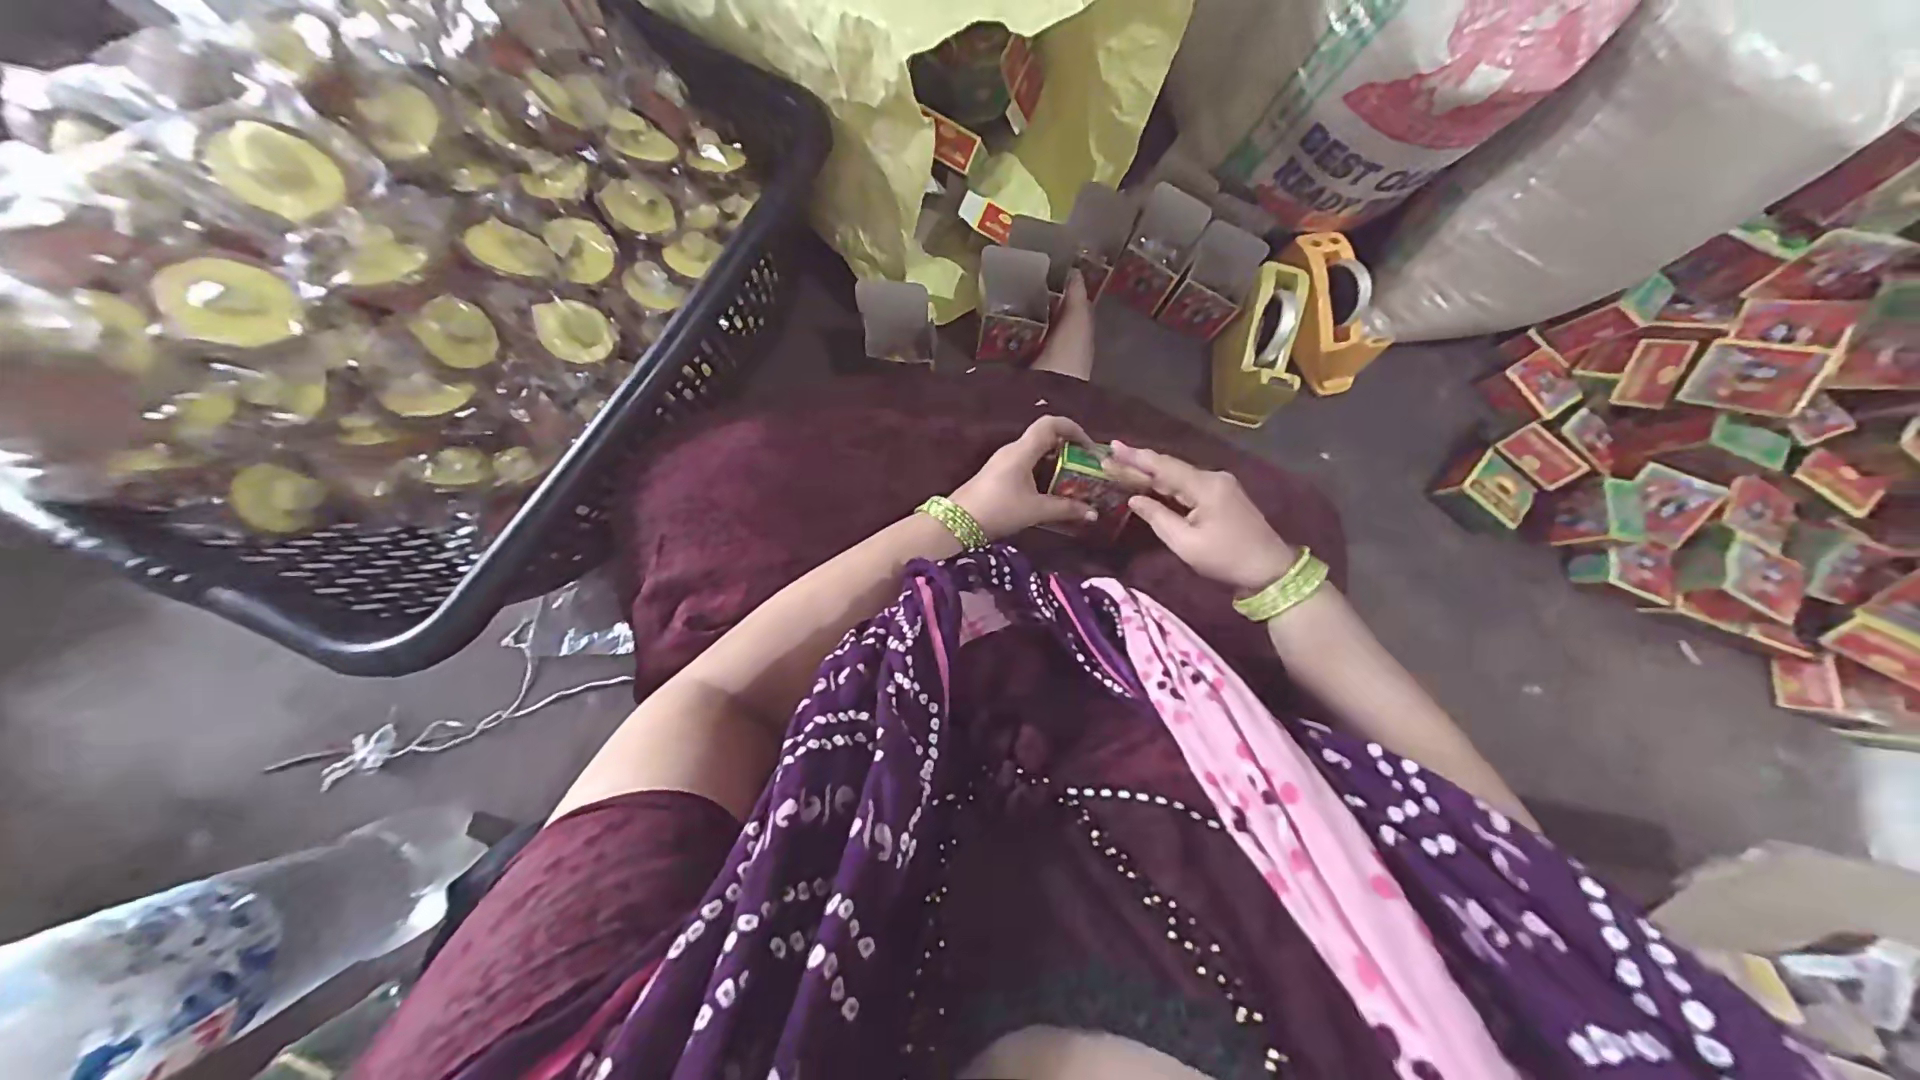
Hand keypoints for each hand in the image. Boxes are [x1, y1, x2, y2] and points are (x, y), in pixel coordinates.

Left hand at [949, 416, 1100, 538]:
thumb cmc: (998, 510)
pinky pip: (1025, 462)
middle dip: (1068, 446)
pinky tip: (1049, 488)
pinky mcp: (997, 473)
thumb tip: (1092, 514)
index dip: (1073, 429)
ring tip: (1072, 478)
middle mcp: (1012, 450)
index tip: (1089, 447)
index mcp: (1022, 451)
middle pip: (1044, 436)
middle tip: (1084, 465)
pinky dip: (1042, 468)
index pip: (1051, 424)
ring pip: (1035, 450)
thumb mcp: (1035, 511)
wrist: (957, 523)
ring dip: (1055, 459)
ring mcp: (1002, 461)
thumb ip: (1066, 509)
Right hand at [1108, 441, 1296, 592]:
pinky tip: (1149, 481)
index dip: (1136, 457)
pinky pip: (1187, 484)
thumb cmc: (1225, 558)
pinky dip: (1165, 483)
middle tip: (1109, 456)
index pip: (1163, 467)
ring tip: (1122, 466)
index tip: (1112, 447)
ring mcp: (1219, 485)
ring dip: (1150, 472)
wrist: (1269, 570)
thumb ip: (1157, 518)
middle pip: (1169, 467)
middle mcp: (1213, 478)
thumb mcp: (1185, 544)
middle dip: (1139, 463)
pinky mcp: (1221, 495)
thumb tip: (1135, 499)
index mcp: (1205, 486)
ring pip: (1178, 475)